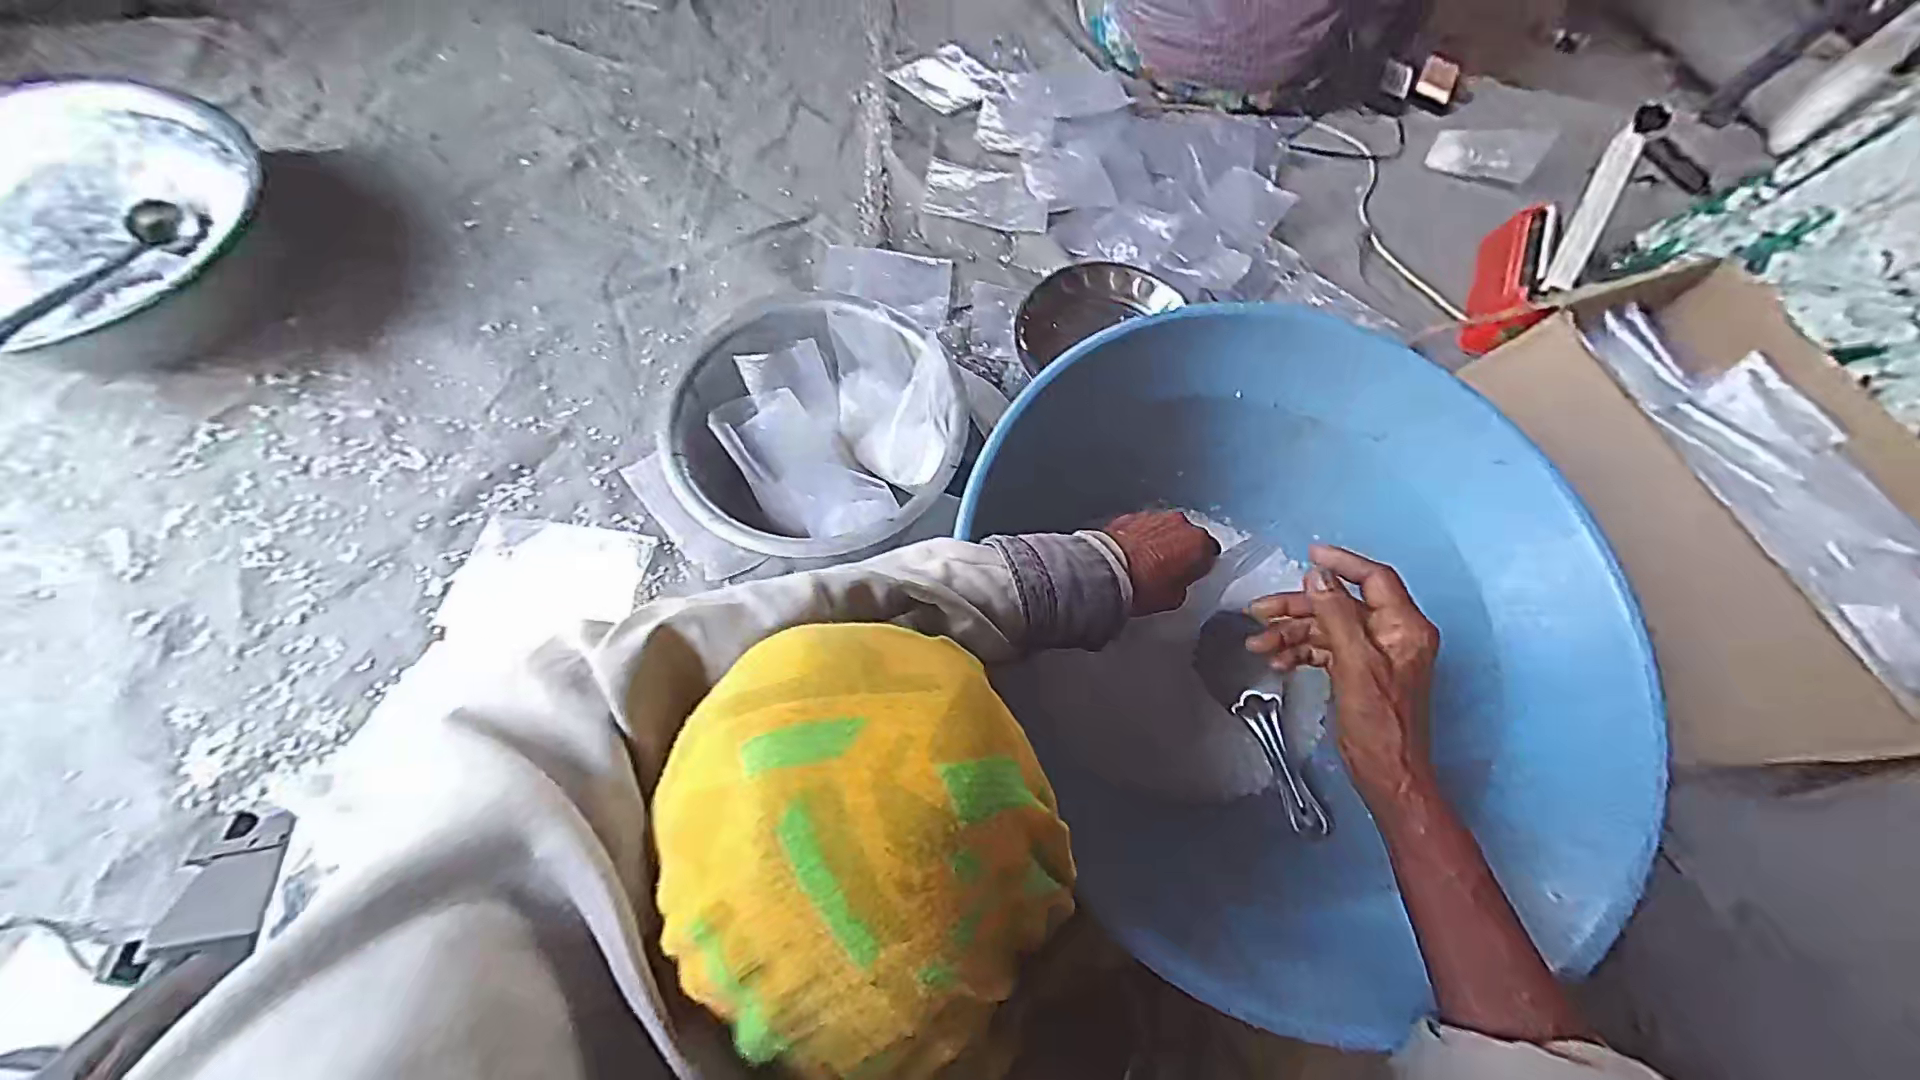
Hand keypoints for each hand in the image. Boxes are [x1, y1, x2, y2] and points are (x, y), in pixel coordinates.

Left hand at [1100, 511, 1219, 615]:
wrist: (1107, 571)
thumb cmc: (1145, 587)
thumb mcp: (1175, 598)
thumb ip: (1183, 584)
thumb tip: (1177, 580)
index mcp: (1200, 543)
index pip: (1209, 553)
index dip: (1199, 565)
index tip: (1188, 575)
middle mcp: (1181, 523)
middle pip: (1186, 536)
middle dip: (1179, 548)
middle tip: (1166, 568)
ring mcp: (1154, 515)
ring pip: (1163, 528)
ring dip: (1158, 539)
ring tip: (1144, 559)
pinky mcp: (1129, 515)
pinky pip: (1141, 526)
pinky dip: (1138, 535)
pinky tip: (1129, 551)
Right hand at [1244, 545, 1438, 803]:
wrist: (1387, 773)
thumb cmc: (1382, 727)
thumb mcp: (1355, 664)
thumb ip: (1336, 616)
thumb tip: (1318, 578)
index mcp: (1404, 629)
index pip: (1374, 579)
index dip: (1341, 563)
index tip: (1311, 553)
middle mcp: (1391, 636)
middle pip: (1339, 605)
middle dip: (1297, 607)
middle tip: (1261, 609)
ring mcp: (1373, 654)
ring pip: (1325, 627)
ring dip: (1290, 633)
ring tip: (1260, 644)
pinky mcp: (1357, 671)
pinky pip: (1323, 649)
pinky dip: (1299, 652)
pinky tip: (1279, 661)